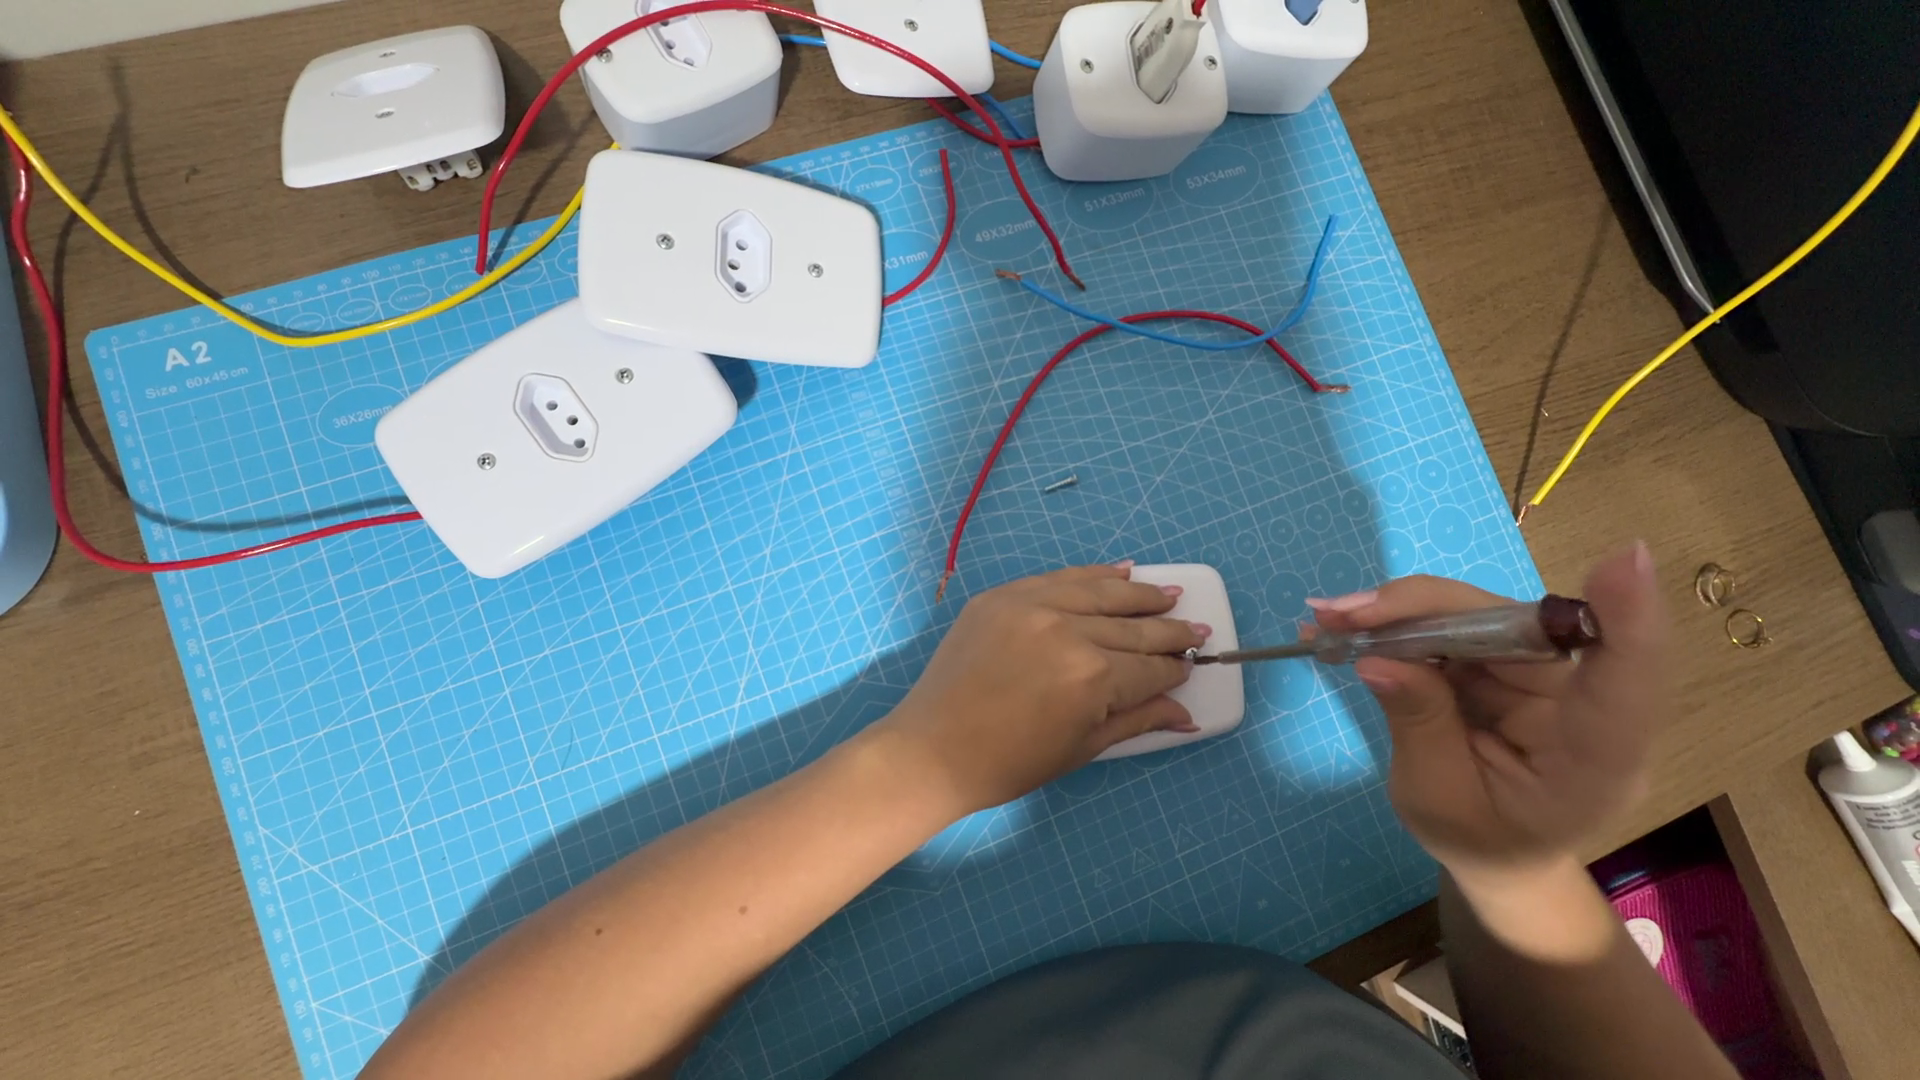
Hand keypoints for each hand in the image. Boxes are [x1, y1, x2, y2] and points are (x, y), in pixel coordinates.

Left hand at [875, 563, 1207, 817]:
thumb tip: (1187, 713)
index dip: (1174, 670)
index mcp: (1093, 676)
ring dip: (1140, 594)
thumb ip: (1138, 720)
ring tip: (1169, 594)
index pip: (1149, 668)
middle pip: (1133, 627)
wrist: (934, 747)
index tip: (1193, 663)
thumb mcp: (1082, 747)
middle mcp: (1069, 630)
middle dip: (1169, 631)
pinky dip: (1092, 575)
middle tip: (1197, 630)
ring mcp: (1033, 605)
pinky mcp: (1004, 595)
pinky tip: (1120, 571)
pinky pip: (1059, 578)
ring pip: (1100, 592)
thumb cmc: (1011, 761)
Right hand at [1309, 543, 1667, 888]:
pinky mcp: (1506, 661)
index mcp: (1593, 755)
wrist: (1496, 852)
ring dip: (1398, 611)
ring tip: (1327, 619)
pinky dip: (1397, 622)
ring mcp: (1540, 673)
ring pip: (1475, 615)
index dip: (1625, 620)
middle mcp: (1577, 698)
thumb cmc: (1478, 840)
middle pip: (1515, 628)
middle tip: (1343, 613)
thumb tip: (1378, 659)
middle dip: (1426, 609)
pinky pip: (1453, 626)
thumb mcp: (1437, 796)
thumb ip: (1419, 726)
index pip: (1622, 683)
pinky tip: (1347, 624)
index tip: (1624, 559)